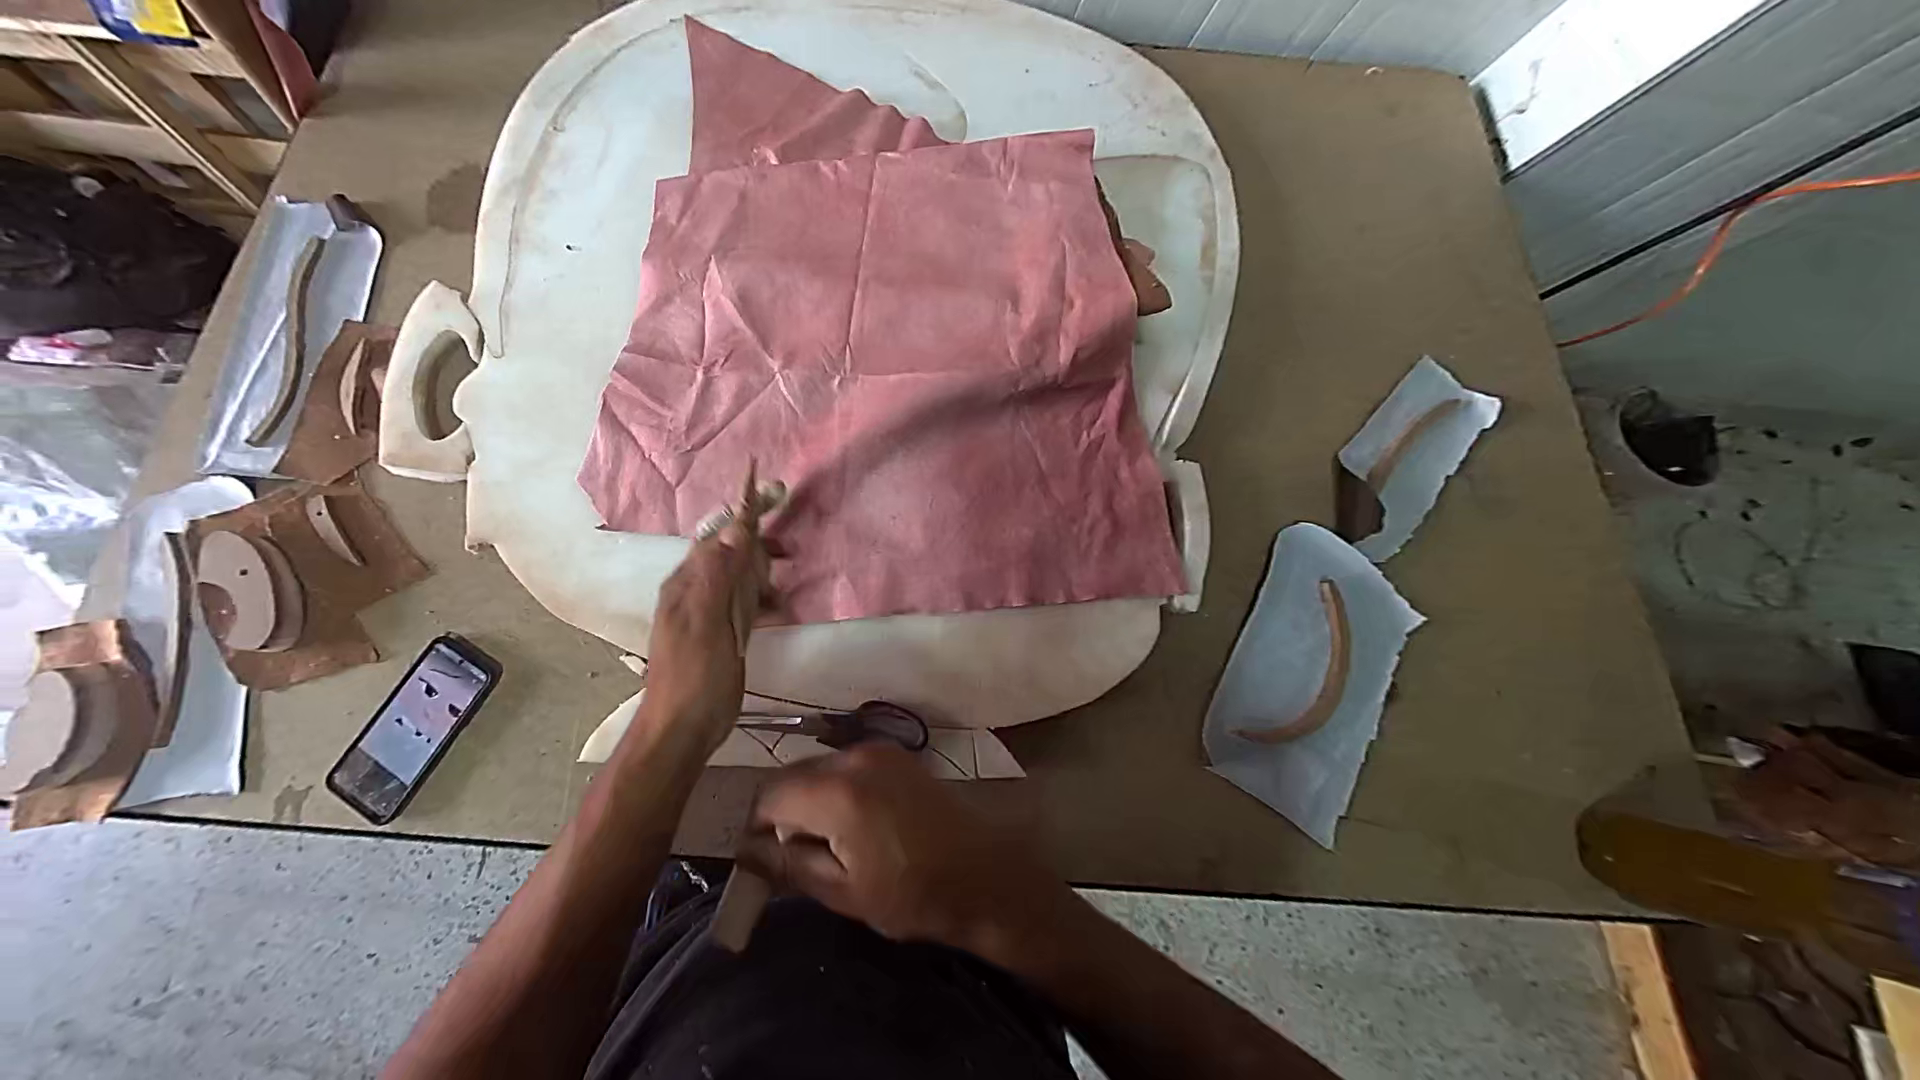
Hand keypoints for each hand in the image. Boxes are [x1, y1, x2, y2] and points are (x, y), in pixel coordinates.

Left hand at [641, 522, 767, 747]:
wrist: (682, 730)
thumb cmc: (695, 678)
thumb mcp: (707, 624)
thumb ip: (719, 575)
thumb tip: (735, 528)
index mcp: (685, 584)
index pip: (717, 536)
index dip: (744, 516)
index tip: (773, 494)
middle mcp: (693, 592)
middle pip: (728, 554)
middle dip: (757, 549)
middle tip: (787, 554)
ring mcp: (705, 614)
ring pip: (738, 579)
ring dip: (761, 577)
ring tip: (781, 590)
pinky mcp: (719, 634)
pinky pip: (742, 604)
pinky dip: (760, 602)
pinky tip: (776, 612)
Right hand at [737, 743, 1074, 959]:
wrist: (985, 874)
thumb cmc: (913, 893)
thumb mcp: (843, 891)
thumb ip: (788, 865)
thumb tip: (746, 852)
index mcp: (837, 792)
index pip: (769, 796)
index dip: (758, 829)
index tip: (765, 860)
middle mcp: (854, 757)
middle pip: (794, 775)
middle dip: (784, 813)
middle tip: (796, 857)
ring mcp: (879, 750)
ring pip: (820, 769)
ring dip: (811, 800)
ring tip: (831, 844)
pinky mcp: (897, 754)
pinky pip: (848, 766)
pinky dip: (838, 789)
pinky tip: (857, 824)